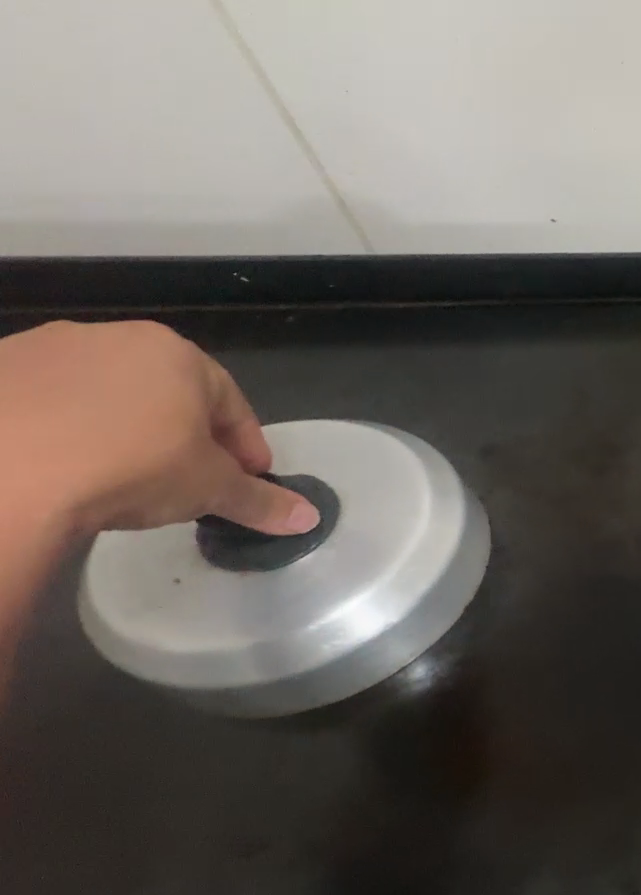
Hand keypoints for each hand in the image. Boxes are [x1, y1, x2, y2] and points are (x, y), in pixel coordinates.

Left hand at [0, 320, 316, 539]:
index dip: (245, 448)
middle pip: (167, 395)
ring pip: (104, 396)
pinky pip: (44, 405)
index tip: (245, 481)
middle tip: (188, 480)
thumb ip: (262, 501)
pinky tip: (62, 466)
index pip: (232, 405)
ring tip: (119, 476)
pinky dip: (62, 431)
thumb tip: (310, 518)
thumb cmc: (133, 466)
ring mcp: (38, 350)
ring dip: (121, 430)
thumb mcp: (212, 491)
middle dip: (183, 435)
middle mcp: (109, 337)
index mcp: (175, 353)